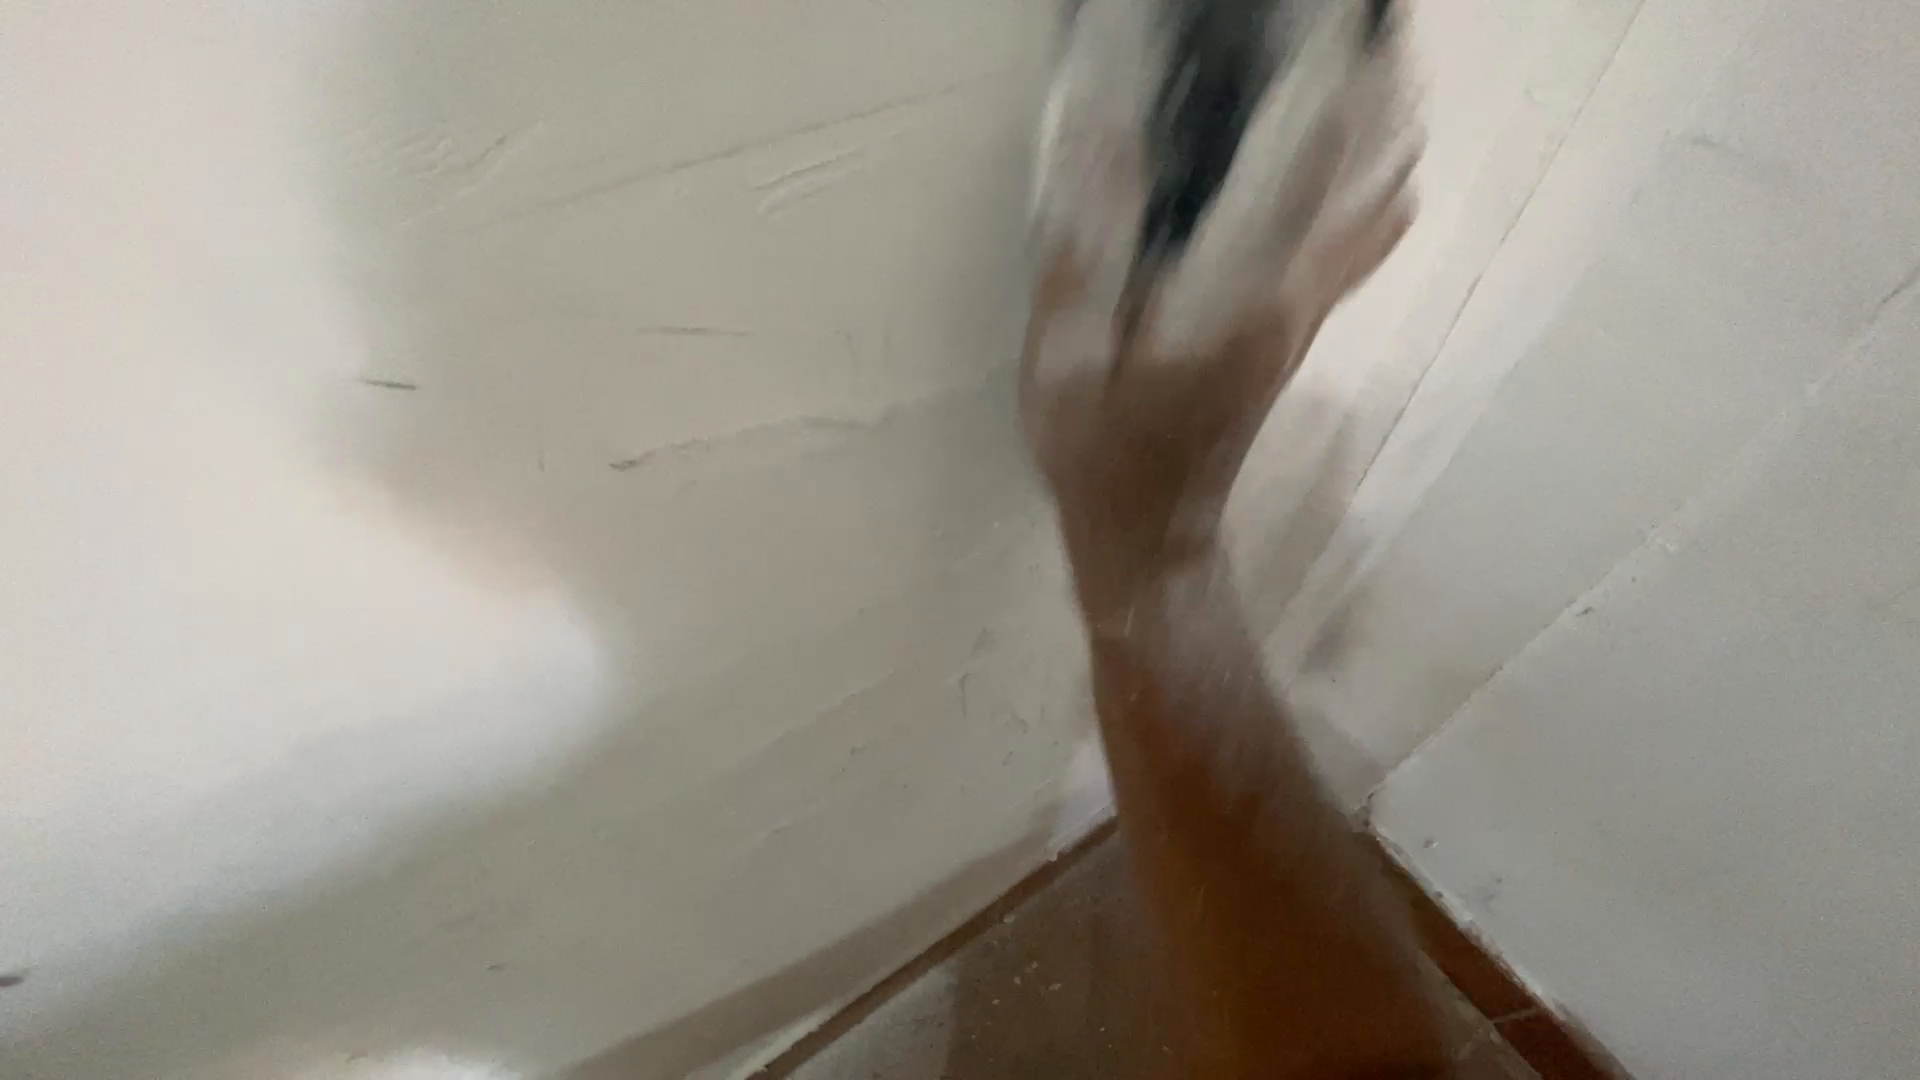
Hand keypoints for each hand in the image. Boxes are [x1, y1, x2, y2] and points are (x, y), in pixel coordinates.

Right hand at [1020, 40, 1417, 626]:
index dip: (1322, 69)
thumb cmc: (1098, 457)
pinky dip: (1357, 176)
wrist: (1148, 534)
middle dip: (1367, 79)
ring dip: (1369, 121)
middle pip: (1372, 162)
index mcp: (1238, 294)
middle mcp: (1296, 293)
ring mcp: (1306, 312)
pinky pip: (1356, 236)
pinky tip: (1325, 149)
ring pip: (1376, 197)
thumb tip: (1101, 133)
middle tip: (1331, 28)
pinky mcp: (1298, 328)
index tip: (1315, 17)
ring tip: (1335, 64)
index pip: (1308, 152)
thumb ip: (1082, 251)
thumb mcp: (1061, 363)